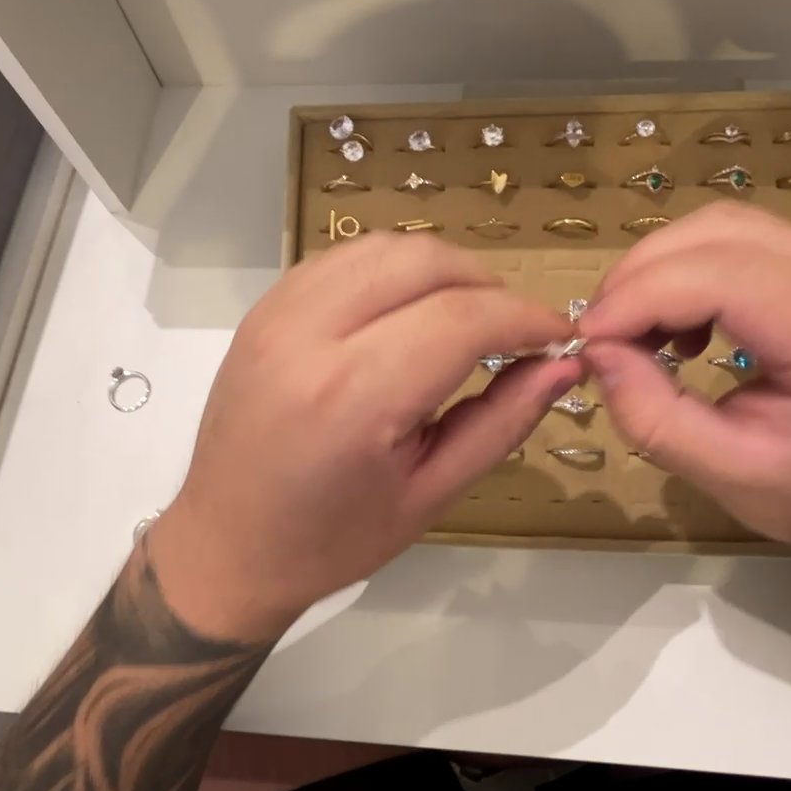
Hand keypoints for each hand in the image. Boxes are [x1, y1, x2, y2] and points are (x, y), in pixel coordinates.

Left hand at [149, 233, 582, 640]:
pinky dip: (393, 268)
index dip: (526, 318)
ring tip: (468, 315)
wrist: (226, 544)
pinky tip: (409, 307)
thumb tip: (564, 365)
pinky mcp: (265, 306)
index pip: (462, 319)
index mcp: (353, 398)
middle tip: (515, 329)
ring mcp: (278, 312)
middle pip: (424, 262)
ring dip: (442, 269)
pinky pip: (345, 258)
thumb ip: (503, 422)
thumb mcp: (431, 495)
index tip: (560, 335)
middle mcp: (309, 336)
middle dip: (488, 285)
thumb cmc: (332, 538)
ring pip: (385, 247)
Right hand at [577, 203, 790, 584]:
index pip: (729, 277)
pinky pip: (741, 240)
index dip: (644, 295)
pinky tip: (682, 324)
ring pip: (726, 225)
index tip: (589, 337)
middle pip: (723, 231)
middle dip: (643, 273)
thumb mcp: (730, 479)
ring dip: (662, 267)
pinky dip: (689, 269)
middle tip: (603, 331)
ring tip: (637, 328)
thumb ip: (654, 416)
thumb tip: (598, 350)